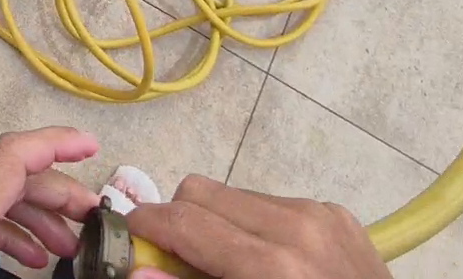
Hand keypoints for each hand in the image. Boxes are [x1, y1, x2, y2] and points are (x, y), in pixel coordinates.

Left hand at [0, 126, 101, 277]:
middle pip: (3, 175)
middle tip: (90, 220)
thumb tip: (63, 262)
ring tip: (65, 246)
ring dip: (30, 211)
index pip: (9, 158)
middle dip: (53, 192)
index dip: (56, 144)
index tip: (90, 146)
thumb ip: (24, 277)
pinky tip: (25, 257)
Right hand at [127, 175, 390, 278]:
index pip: (185, 219)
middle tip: (175, 262)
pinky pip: (269, 202)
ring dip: (216, 224)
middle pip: (200, 191)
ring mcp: (321, 212)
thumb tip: (134, 271)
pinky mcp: (337, 212)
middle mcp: (297, 224)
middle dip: (178, 222)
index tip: (125, 239)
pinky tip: (269, 265)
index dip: (145, 226)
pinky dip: (253, 227)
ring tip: (227, 267)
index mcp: (275, 267)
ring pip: (231, 194)